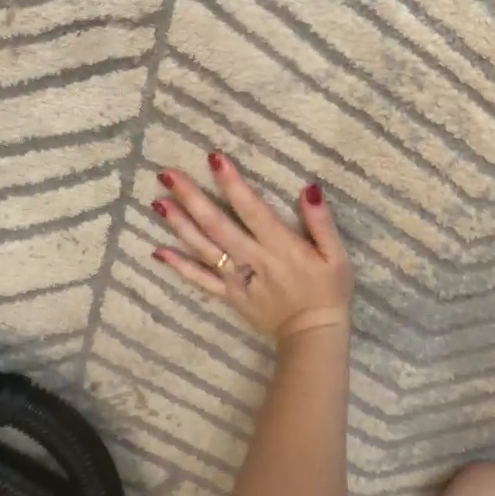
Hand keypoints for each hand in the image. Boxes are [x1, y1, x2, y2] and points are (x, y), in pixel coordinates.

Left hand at [150, 151, 352, 342]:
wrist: (313, 336)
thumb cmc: (328, 290)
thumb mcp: (336, 254)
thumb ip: (321, 222)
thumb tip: (309, 189)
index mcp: (279, 245)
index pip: (251, 208)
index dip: (232, 184)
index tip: (214, 159)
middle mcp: (253, 259)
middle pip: (217, 225)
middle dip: (192, 197)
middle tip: (168, 174)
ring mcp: (237, 279)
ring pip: (203, 248)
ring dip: (180, 225)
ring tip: (158, 202)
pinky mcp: (229, 296)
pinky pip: (200, 280)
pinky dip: (179, 266)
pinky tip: (159, 251)